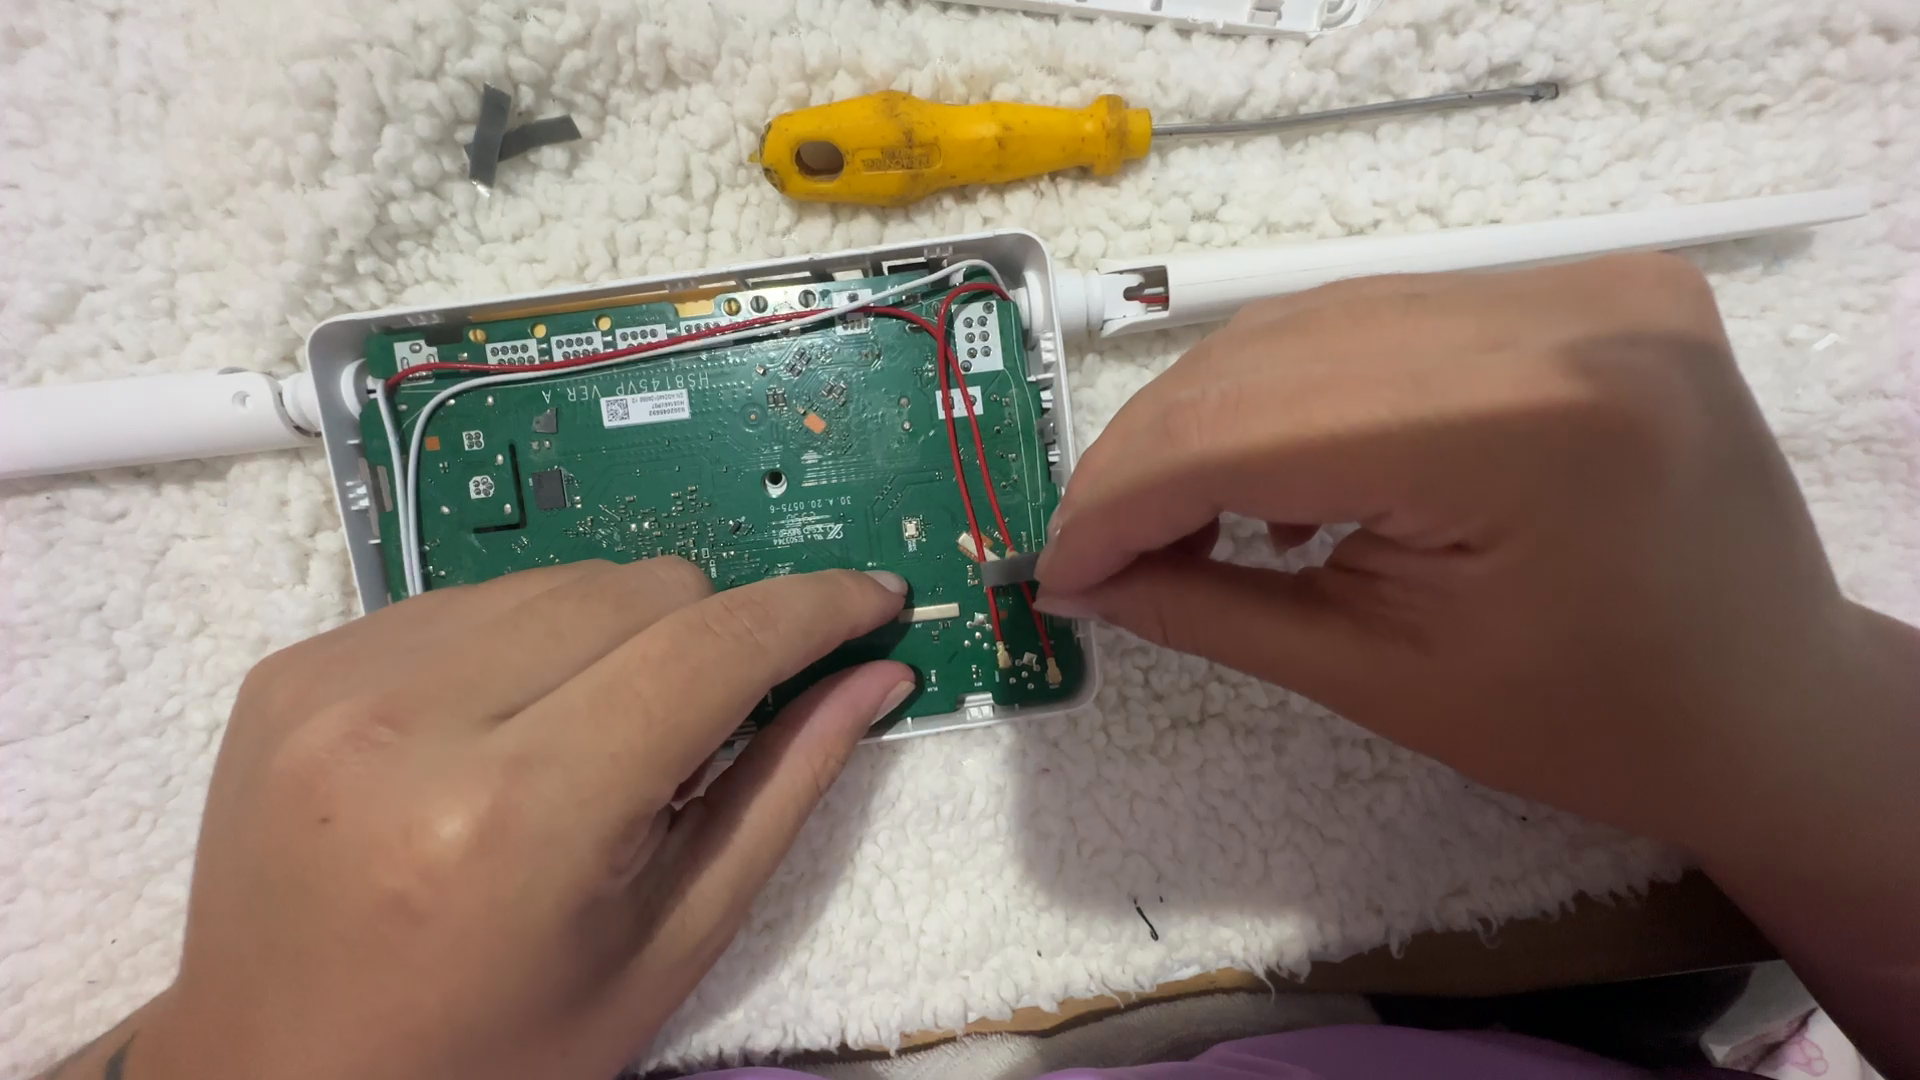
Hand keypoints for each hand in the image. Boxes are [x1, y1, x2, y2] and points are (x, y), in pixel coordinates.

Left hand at [122, 559, 910, 1079]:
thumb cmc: (511, 1042)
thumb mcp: (682, 933)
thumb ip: (791, 782)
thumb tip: (878, 675)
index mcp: (519, 817)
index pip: (712, 651)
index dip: (814, 609)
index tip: (877, 597)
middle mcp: (413, 720)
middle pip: (652, 588)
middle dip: (721, 634)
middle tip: (713, 719)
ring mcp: (340, 677)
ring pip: (580, 576)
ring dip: (637, 632)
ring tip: (613, 724)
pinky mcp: (304, 659)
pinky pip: (494, 594)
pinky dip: (552, 635)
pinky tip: (529, 715)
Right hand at [1036, 255, 1919, 1074]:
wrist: (1763, 699)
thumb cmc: (1583, 724)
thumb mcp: (1367, 679)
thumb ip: (1200, 610)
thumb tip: (1074, 581)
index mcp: (1528, 428)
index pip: (1246, 433)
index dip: (1121, 499)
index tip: (1057, 566)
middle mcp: (1552, 313)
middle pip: (1254, 366)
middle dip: (1139, 463)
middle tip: (1086, 546)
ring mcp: (1563, 281)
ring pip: (1283, 332)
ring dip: (1187, 428)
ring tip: (1155, 518)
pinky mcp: (1553, 286)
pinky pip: (1343, 328)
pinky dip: (1260, 402)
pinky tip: (1250, 477)